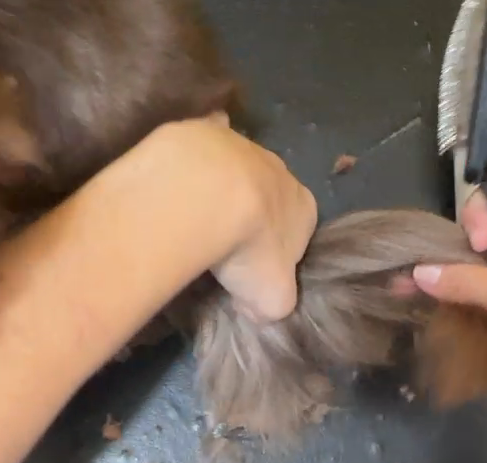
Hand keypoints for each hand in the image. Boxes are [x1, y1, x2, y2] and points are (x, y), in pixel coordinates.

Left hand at [138, 115, 316, 320]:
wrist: (206, 196)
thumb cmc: (250, 251)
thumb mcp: (273, 300)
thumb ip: (274, 306)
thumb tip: (256, 307)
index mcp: (306, 209)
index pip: (298, 235)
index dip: (276, 256)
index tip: (252, 273)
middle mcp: (282, 172)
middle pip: (268, 202)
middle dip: (250, 221)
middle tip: (222, 250)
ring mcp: (244, 146)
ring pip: (237, 175)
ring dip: (221, 194)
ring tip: (195, 223)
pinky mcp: (206, 131)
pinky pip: (204, 148)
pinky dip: (195, 162)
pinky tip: (180, 182)